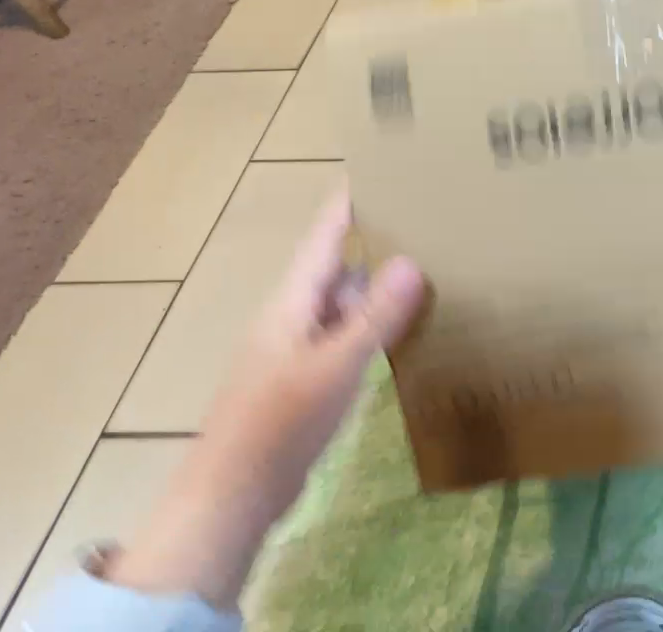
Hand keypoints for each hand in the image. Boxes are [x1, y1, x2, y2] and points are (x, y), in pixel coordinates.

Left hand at [108, 191, 426, 607]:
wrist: (232, 495)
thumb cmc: (278, 422)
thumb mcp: (335, 366)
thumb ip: (374, 315)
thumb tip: (412, 259)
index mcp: (293, 300)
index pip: (327, 234)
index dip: (352, 199)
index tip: (386, 167)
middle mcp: (295, 314)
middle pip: (339, 261)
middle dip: (378, 235)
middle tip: (429, 215)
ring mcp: (300, 346)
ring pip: (346, 298)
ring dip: (380, 280)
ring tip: (430, 263)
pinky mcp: (308, 376)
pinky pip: (348, 331)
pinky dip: (377, 319)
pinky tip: (406, 327)